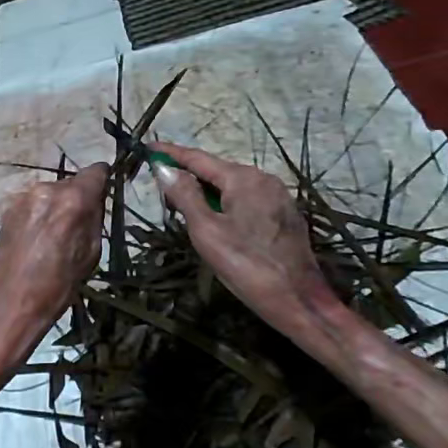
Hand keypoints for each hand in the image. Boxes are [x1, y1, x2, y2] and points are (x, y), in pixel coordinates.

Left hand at [0, 162, 109, 351]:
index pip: (95, 171)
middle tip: (79, 224)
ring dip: (58, 206)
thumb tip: (95, 201)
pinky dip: (41, 215)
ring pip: (51, 193)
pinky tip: (37, 239)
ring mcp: (24, 197)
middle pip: (71, 183)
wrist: (10, 302)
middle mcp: (47, 190)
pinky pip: (34, 204)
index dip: (102, 180)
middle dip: (78, 198)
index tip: (105, 191)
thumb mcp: (91, 253)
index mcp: (73, 200)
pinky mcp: (8, 209)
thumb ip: (94, 219)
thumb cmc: (58, 286)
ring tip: (55, 236)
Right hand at [152, 143, 334, 324]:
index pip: (198, 158)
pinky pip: (246, 199)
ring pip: (232, 186)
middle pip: (216, 171)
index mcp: (243, 178)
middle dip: (188, 175)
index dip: (171, 153)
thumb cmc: (246, 266)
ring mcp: (277, 197)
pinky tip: (215, 218)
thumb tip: (165, 169)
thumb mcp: (206, 231)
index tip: (149, 147)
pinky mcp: (284, 215)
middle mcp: (263, 179)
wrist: (299, 300)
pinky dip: (225, 202)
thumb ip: (185, 196)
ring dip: (206, 191)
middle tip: (160, 184)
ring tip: (183, 204)